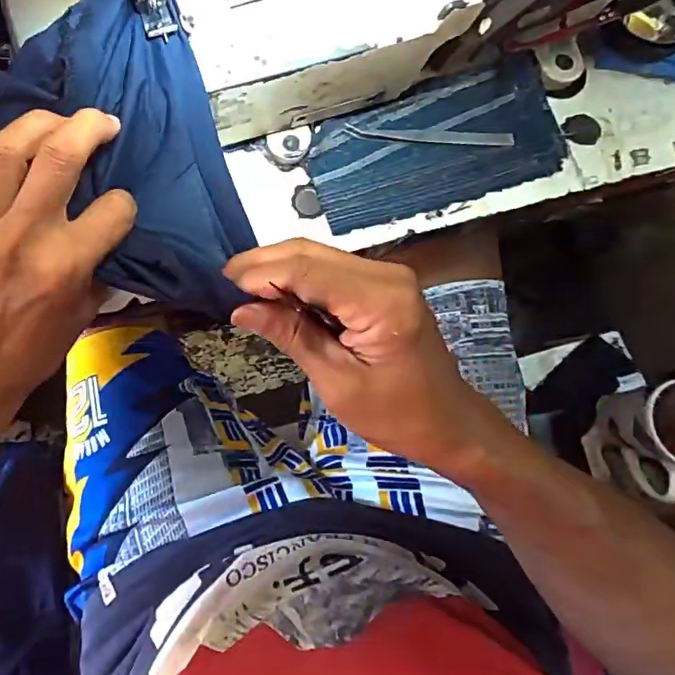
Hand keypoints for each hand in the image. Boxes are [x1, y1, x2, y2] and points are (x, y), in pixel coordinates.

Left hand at [0, 86, 137, 420]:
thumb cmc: (34, 348)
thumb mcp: (87, 312)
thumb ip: (105, 264)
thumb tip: (117, 223)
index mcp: (65, 264)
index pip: (114, 208)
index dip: (125, 204)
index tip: (120, 207)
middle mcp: (23, 234)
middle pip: (60, 156)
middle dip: (91, 128)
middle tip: (105, 124)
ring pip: (7, 148)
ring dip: (39, 121)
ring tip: (60, 119)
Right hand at [224, 239, 507, 470]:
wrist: (449, 422)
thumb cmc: (396, 414)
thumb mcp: (336, 382)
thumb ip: (291, 335)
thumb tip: (242, 309)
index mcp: (380, 301)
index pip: (307, 269)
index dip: (262, 272)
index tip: (226, 282)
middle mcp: (386, 275)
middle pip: (311, 252)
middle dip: (265, 262)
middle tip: (226, 278)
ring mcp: (386, 275)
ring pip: (318, 255)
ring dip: (279, 267)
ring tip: (243, 287)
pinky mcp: (382, 283)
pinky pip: (330, 269)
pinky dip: (298, 277)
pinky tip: (275, 292)